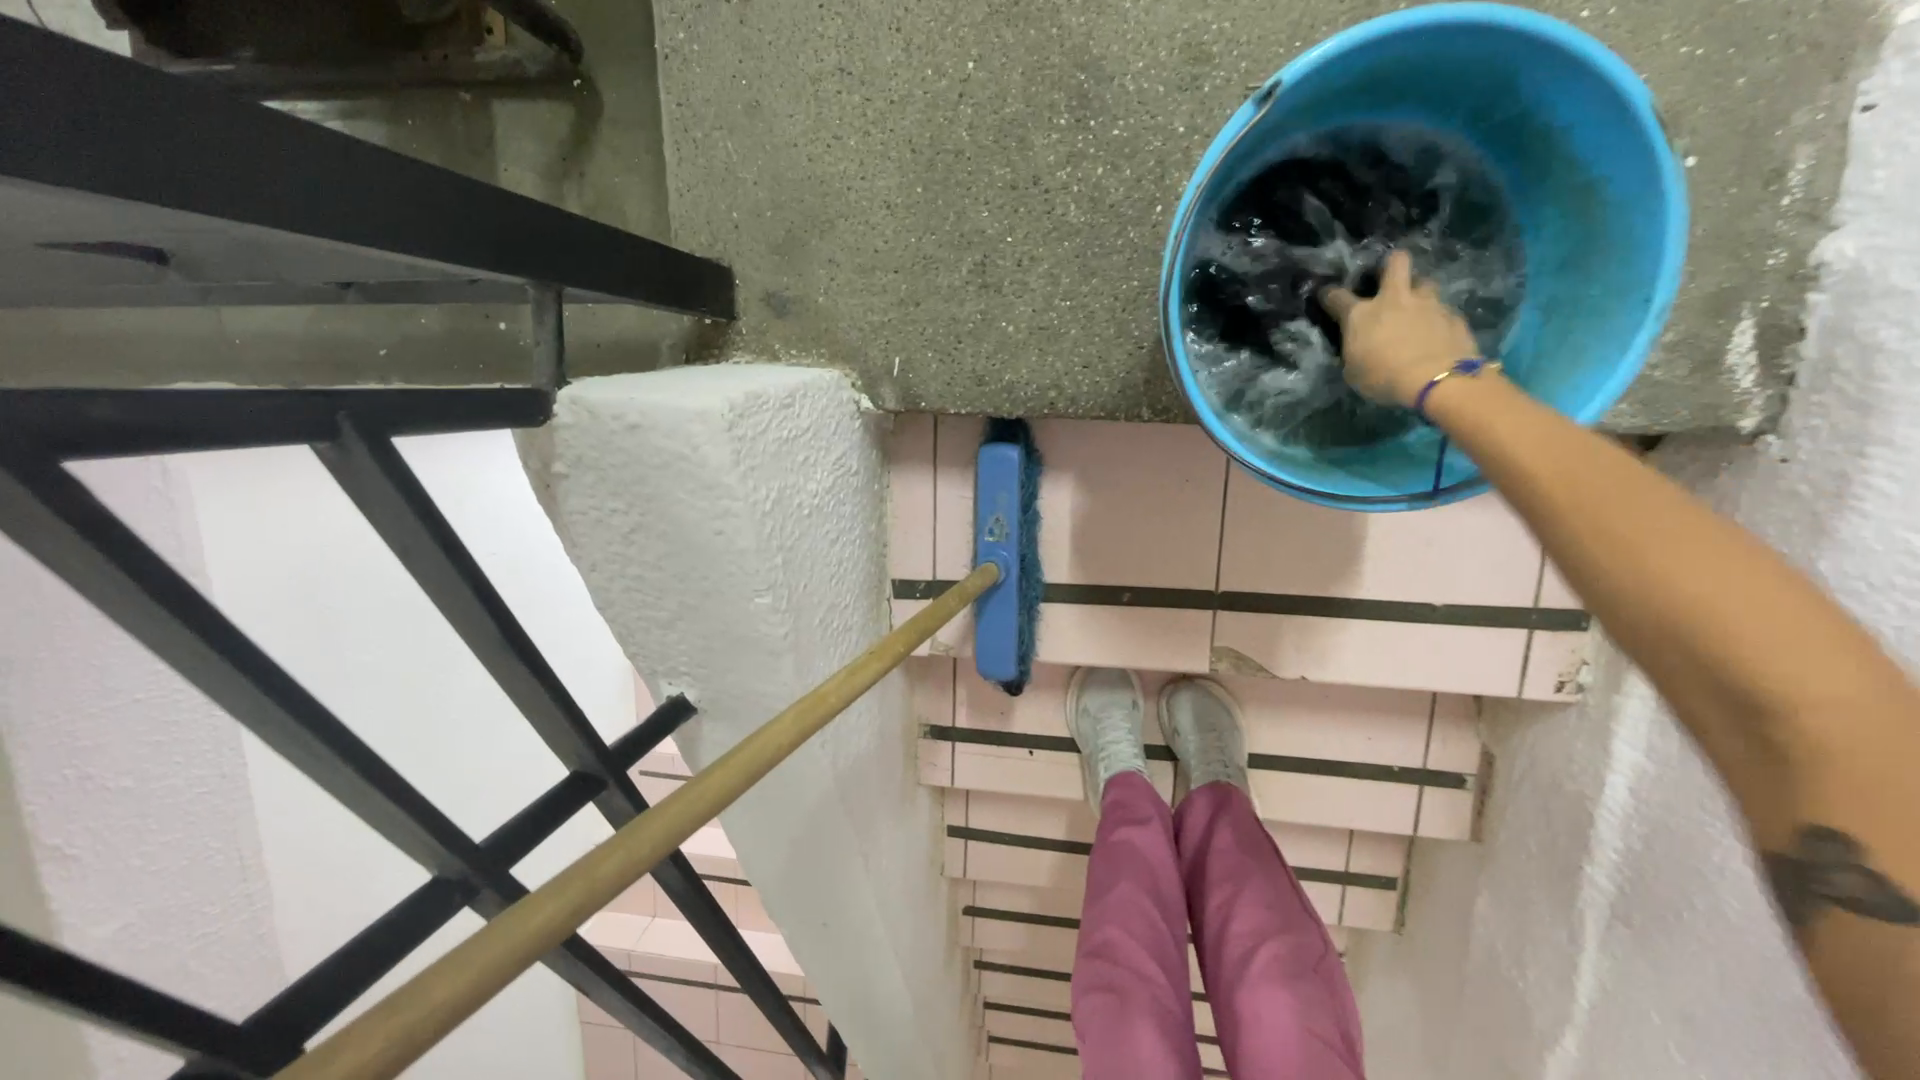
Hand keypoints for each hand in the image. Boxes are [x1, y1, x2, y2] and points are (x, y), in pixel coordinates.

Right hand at [1320, 251, 1483, 408]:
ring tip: (1417, 308)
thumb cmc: (1384, 379)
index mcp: (1361, 315)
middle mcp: (1394, 300)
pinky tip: (1437, 334)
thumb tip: (1356, 346)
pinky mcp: (1453, 316)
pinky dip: (1438, 319)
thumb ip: (1353, 351)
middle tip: (1390, 276)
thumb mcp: (1353, 371)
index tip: (1327, 296)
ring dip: (1419, 292)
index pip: (1336, 296)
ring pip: (1425, 282)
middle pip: (1396, 262)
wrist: (1437, 381)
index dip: (1329, 295)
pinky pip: (1444, 311)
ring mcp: (1428, 304)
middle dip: (1391, 263)